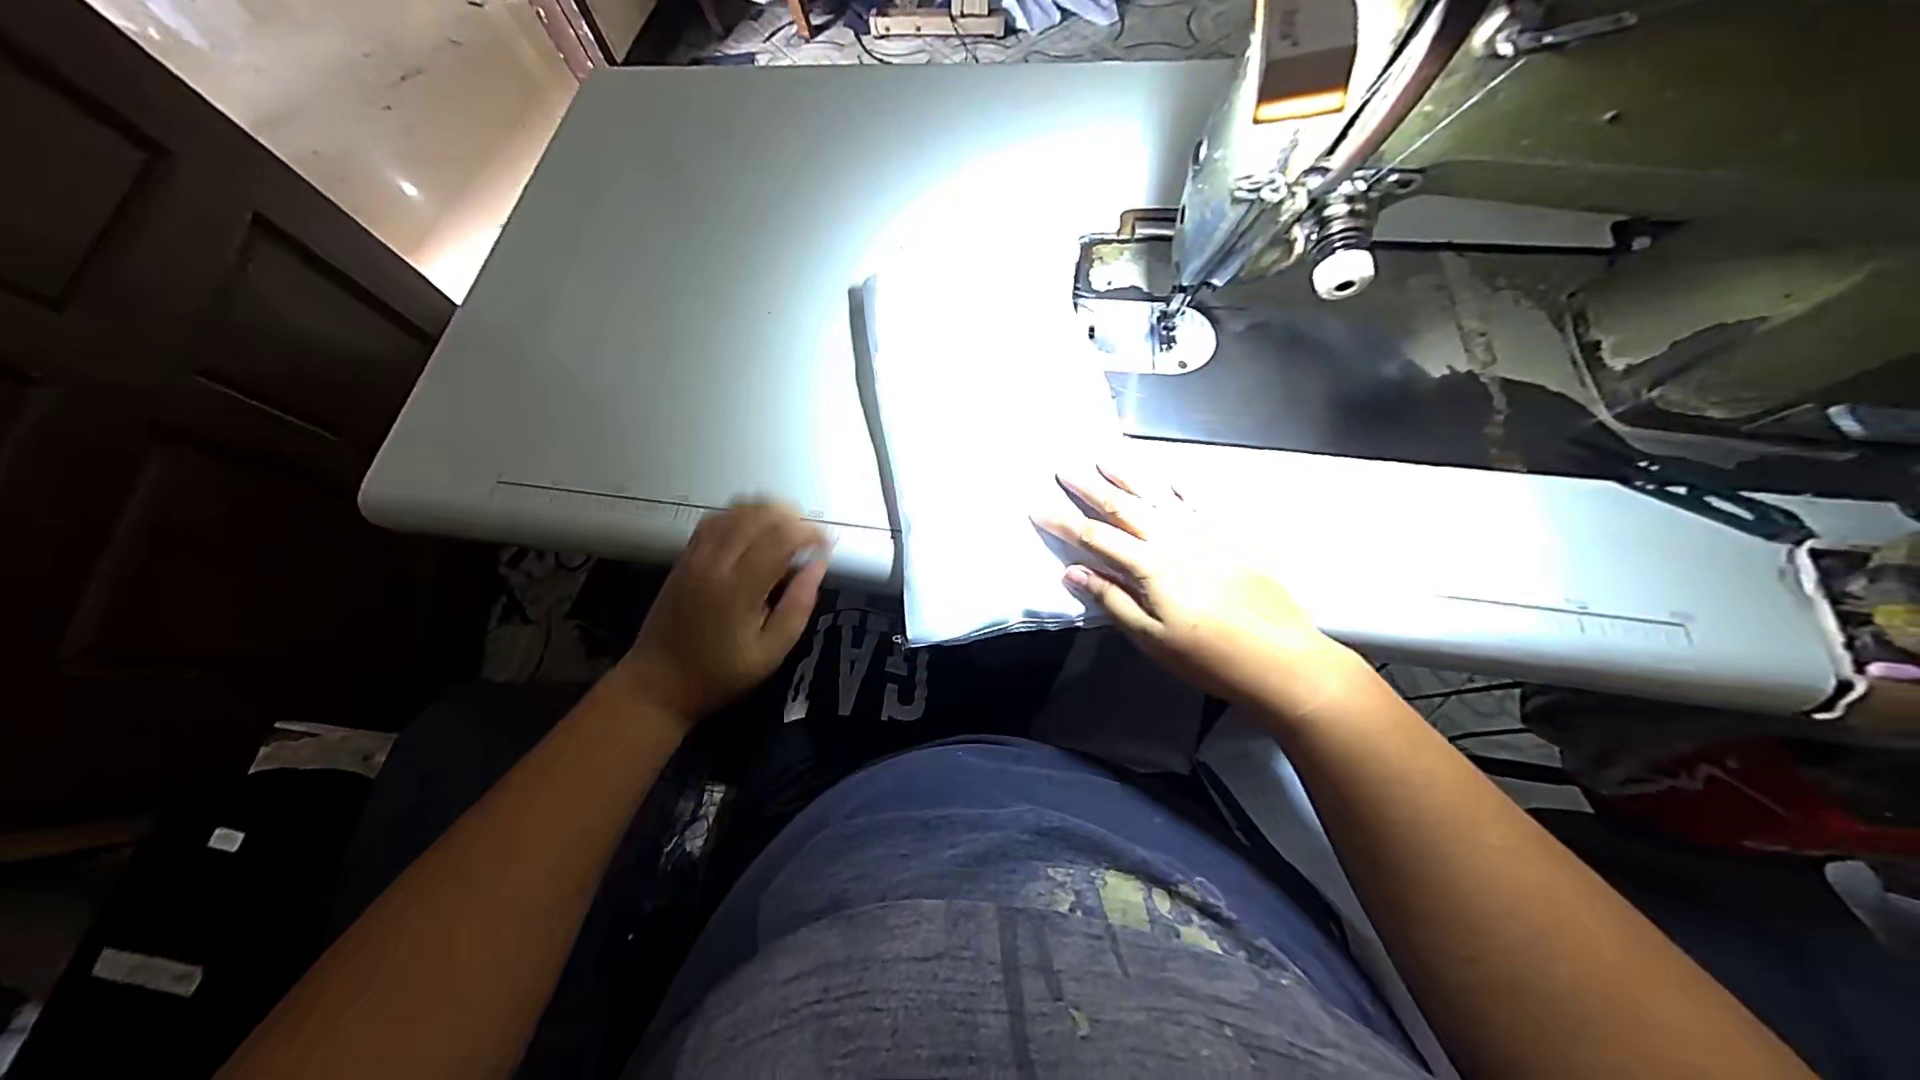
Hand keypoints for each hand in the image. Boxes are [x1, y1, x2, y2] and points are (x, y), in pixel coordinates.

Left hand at [618, 500, 829, 725]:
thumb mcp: (771, 652)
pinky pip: (712, 521)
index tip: (825, 543)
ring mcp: (694, 558)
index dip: (808, 533)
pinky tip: (754, 527)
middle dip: (790, 516)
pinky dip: (739, 515)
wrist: (658, 683)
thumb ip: (798, 606)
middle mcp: (713, 565)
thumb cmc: (720, 674)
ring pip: (733, 512)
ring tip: (787, 526)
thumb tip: (818, 566)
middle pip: (756, 516)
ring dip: (765, 511)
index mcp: (738, 590)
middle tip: (809, 534)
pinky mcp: (683, 559)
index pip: (779, 539)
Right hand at [1033, 465, 1372, 726]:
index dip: (1063, 521)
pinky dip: (1181, 485)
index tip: (1038, 505)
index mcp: (1149, 567)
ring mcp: (1204, 534)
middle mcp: (1173, 540)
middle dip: (1089, 487)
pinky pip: (1201, 501)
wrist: (1281, 656)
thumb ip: (1112, 600)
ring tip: (1106, 459)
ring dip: (1129, 475)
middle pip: (1122, 507)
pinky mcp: (1230, 536)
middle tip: (1065, 469)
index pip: (1094, 537)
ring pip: (1158, 496)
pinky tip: (1170, 476)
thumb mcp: (1151, 638)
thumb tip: (1073, 572)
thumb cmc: (1208, 656)